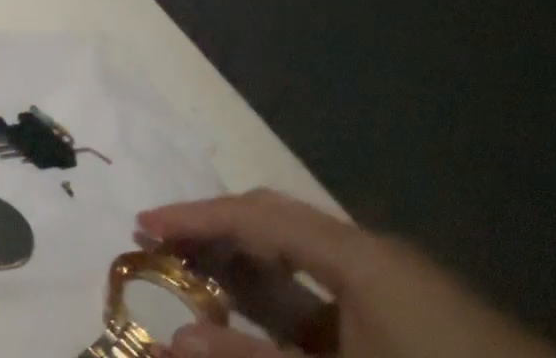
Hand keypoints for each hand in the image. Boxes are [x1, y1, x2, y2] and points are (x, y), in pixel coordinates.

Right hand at [137, 190, 555, 357]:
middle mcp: (373, 256)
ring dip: (248, 262)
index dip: (191, 219)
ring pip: (303, 253)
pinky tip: (265, 318)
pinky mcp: (414, 314)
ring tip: (200, 278)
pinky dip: (286, 293)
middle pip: (276, 219)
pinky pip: (330, 286)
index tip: (140, 225)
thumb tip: (174, 338)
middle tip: (164, 246)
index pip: (253, 216)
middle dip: (216, 229)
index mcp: (357, 257)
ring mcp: (398, 285)